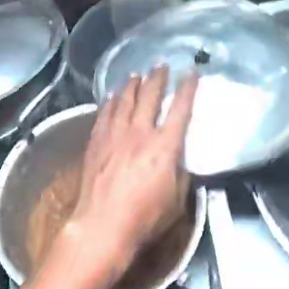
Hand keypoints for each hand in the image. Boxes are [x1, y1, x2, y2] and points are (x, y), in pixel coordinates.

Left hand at [58, 66, 197, 266]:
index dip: (188, 89)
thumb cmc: (145, 217)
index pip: (180, 109)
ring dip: (131, 86)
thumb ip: (180, 174)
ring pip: (123, 102)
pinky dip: (108, 103)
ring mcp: (114, 136)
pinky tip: (110, 97)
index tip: (192, 72)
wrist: (103, 224)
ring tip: (136, 74)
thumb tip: (178, 161)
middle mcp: (139, 134)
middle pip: (149, 97)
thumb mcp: (176, 200)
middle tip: (161, 65)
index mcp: (165, 146)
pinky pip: (103, 116)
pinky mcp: (96, 144)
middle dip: (157, 78)